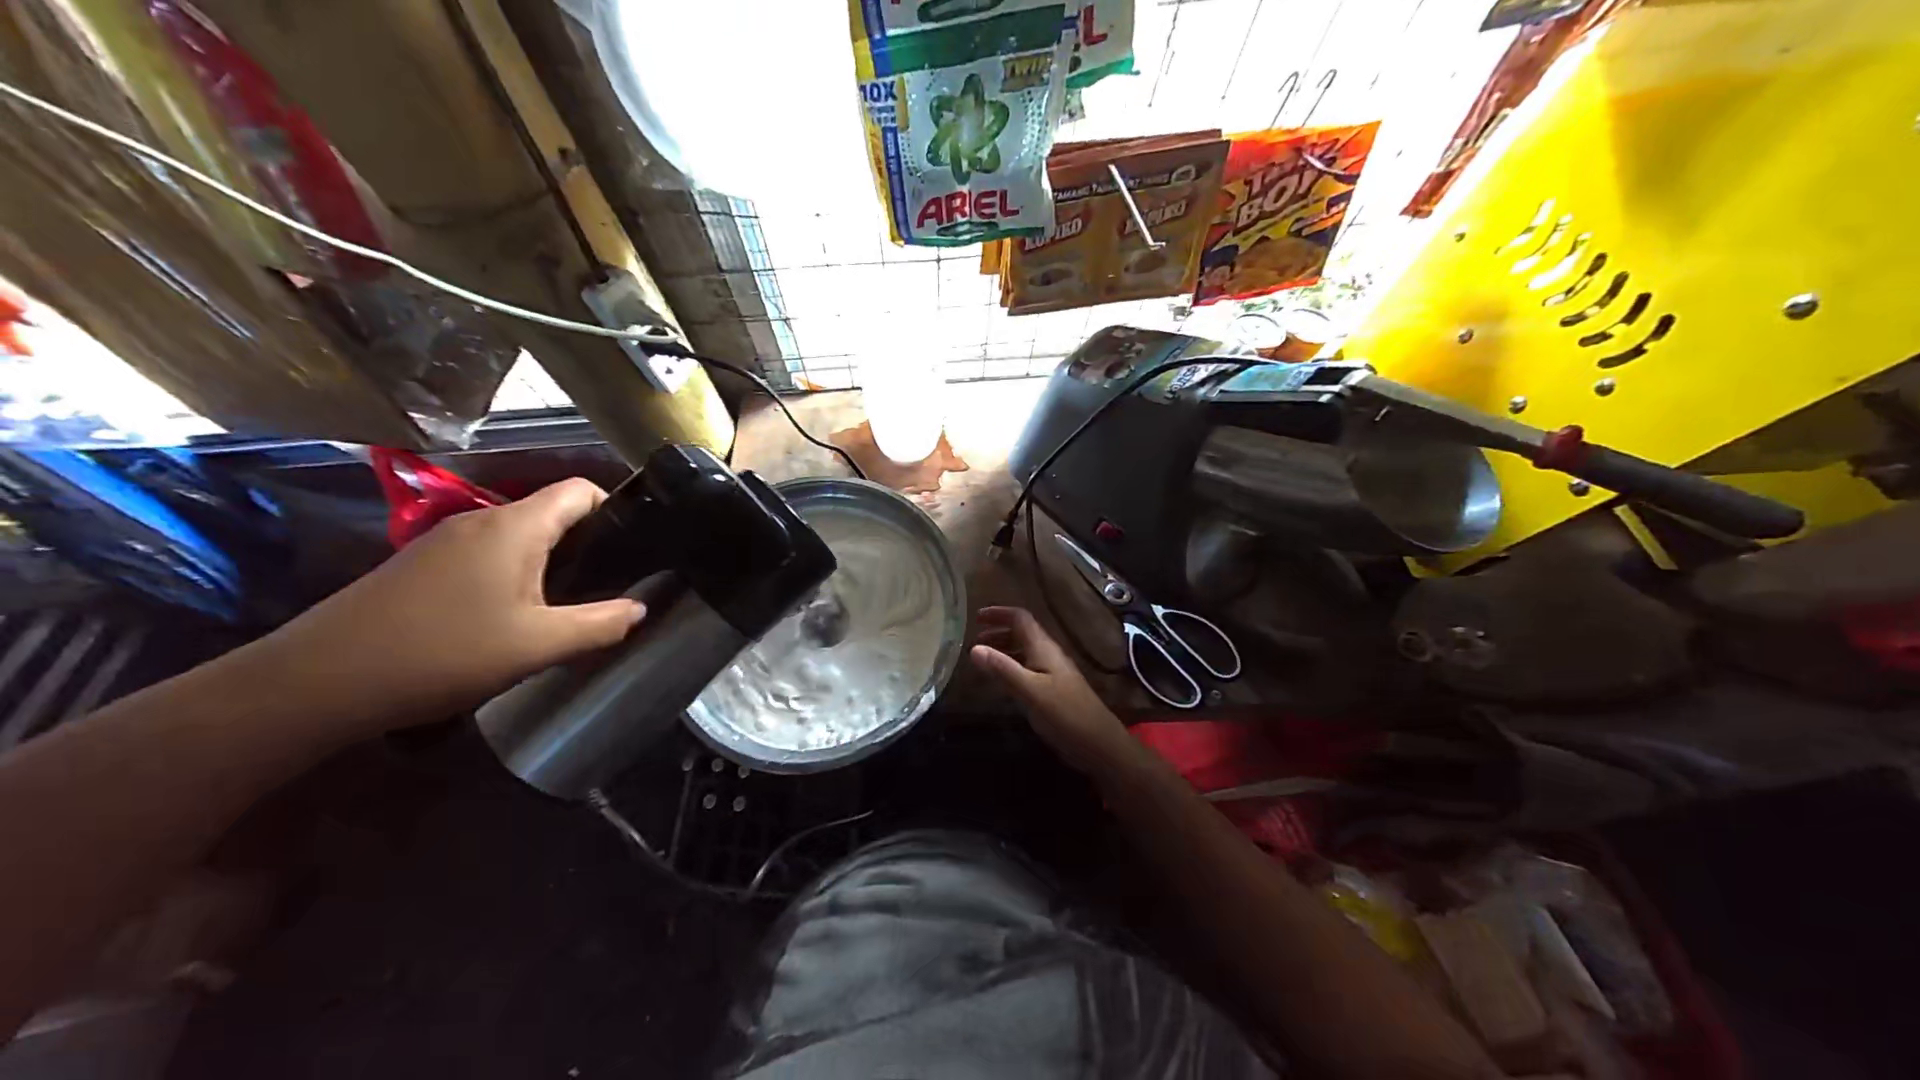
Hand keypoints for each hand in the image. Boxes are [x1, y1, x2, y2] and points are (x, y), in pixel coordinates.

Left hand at [241, 478, 644, 738]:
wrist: (319, 681)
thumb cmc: (443, 653)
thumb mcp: (537, 646)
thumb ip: (600, 624)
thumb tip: (640, 609)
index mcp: (514, 526)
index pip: (580, 491)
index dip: (615, 509)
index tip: (635, 547)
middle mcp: (480, 521)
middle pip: (550, 513)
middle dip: (586, 542)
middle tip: (609, 584)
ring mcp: (444, 541)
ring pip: (517, 536)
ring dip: (549, 562)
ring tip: (565, 604)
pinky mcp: (420, 565)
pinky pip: (486, 554)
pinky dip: (513, 573)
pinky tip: (510, 616)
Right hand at [970, 606, 1138, 774]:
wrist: (1099, 743)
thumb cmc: (1065, 714)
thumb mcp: (1030, 691)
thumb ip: (1002, 669)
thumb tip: (973, 648)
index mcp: (1043, 648)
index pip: (1020, 618)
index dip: (999, 613)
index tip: (976, 617)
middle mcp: (1049, 654)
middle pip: (1022, 632)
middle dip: (998, 631)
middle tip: (974, 640)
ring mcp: (1054, 672)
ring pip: (1025, 650)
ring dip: (1004, 648)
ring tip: (983, 659)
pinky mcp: (1054, 689)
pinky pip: (1029, 668)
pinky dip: (1012, 666)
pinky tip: (1003, 681)